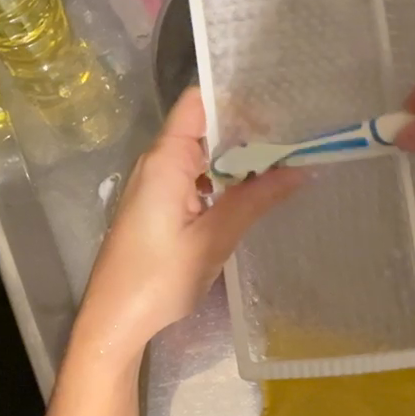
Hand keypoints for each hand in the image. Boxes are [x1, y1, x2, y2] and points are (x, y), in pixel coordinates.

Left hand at [73, 88, 304, 358]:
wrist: (114, 318)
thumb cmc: (158, 277)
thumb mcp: (213, 239)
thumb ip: (256, 200)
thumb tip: (300, 169)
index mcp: (165, 160)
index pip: (196, 103)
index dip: (234, 97)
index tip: (279, 102)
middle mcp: (157, 163)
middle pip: (203, 127)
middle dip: (246, 129)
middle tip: (297, 135)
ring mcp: (155, 185)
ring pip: (201, 155)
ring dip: (236, 158)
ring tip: (285, 160)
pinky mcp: (157, 206)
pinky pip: (193, 178)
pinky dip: (222, 180)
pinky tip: (252, 191)